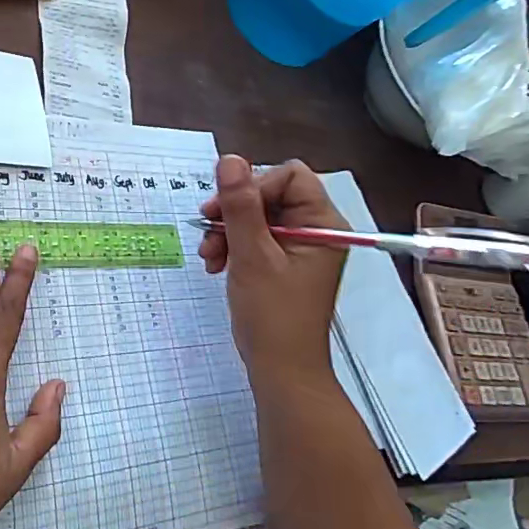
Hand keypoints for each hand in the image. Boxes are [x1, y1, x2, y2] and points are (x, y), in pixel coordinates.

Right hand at [197, 155, 346, 385]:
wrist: (280, 368)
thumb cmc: (272, 313)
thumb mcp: (251, 255)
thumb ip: (239, 206)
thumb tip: (229, 160)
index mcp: (322, 224)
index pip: (289, 177)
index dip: (253, 187)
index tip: (222, 210)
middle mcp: (315, 230)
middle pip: (269, 195)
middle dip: (234, 212)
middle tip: (207, 231)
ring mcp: (298, 248)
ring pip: (256, 216)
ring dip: (227, 231)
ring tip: (209, 256)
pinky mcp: (281, 263)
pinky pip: (254, 238)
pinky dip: (232, 246)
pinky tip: (216, 264)